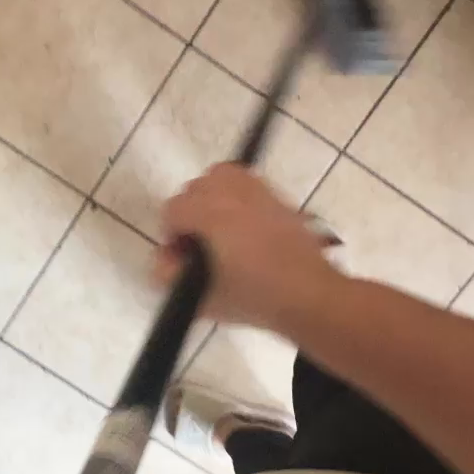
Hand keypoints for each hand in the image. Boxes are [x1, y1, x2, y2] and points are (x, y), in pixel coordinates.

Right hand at [156, 164, 344, 331]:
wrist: (310, 295)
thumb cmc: (255, 298)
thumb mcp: (203, 297)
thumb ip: (171, 277)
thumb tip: (164, 261)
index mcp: (210, 215)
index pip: (172, 209)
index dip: (171, 234)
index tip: (182, 257)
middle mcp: (232, 193)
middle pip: (194, 188)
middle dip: (190, 214)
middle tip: (200, 246)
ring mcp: (258, 190)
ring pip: (220, 175)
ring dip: (212, 197)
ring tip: (219, 227)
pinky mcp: (278, 195)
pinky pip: (247, 180)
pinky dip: (236, 193)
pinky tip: (243, 223)